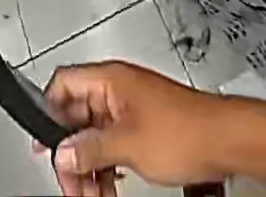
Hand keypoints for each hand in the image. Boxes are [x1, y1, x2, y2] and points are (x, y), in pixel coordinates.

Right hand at [44, 61, 228, 195]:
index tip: (44, 145)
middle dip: (70, 151)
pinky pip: (110, 140)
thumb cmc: (186, 128)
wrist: (221, 138)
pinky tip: (108, 184)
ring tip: (92, 191)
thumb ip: (91, 147)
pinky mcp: (141, 122)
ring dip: (88, 164)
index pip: (64, 83)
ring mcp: (130, 105)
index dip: (48, 112)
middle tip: (72, 182)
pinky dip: (105, 163)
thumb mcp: (128, 143)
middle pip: (75, 114)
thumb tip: (63, 152)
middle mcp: (118, 87)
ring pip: (92, 132)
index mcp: (111, 79)